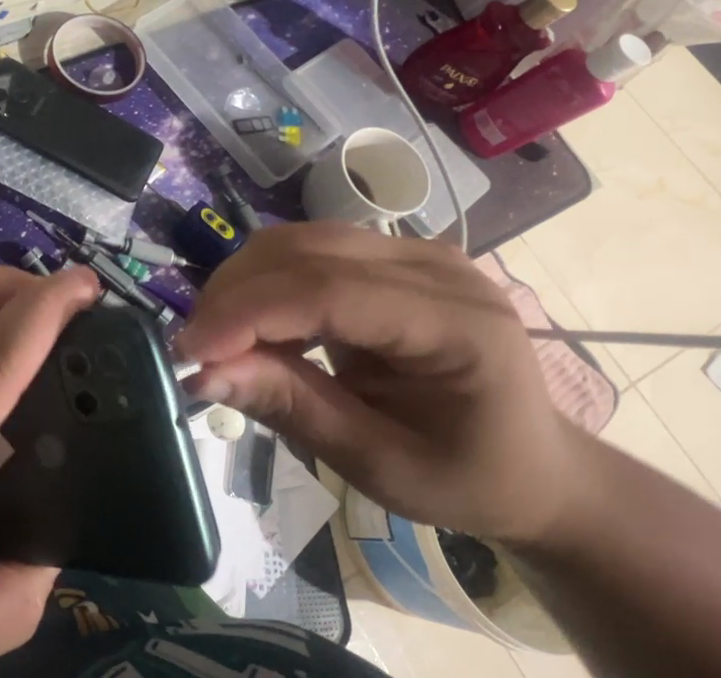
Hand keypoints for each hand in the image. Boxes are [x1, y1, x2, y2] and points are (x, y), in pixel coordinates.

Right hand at [175, 223, 581, 543]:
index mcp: (458, 324)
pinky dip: (265, 283)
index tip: (189, 352)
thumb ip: (295, 409)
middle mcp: (438, 267)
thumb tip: (204, 374)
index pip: (331, 290)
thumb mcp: (381, 466)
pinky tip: (254, 326)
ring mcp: (415, 252)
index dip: (250, 313)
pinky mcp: (391, 254)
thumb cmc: (466, 479)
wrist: (531, 464)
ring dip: (242, 284)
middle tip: (193, 352)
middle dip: (233, 295)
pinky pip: (307, 250)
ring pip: (297, 240)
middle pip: (306, 251)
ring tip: (218, 341)